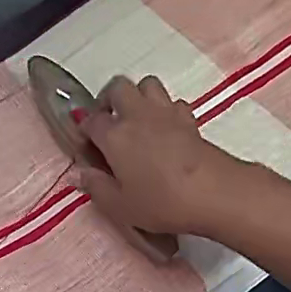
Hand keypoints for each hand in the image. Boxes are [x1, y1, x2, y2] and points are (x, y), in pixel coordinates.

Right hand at [75, 75, 260, 238]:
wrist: (212, 193)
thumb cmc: (161, 202)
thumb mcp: (121, 206)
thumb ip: (97, 187)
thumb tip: (78, 174)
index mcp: (114, 135)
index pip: (91, 121)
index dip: (85, 131)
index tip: (87, 146)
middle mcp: (137, 115)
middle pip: (118, 87)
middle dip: (109, 100)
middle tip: (109, 123)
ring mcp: (166, 112)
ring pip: (147, 85)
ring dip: (138, 97)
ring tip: (137, 121)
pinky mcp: (189, 119)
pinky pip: (172, 102)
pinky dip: (165, 110)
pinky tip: (166, 130)